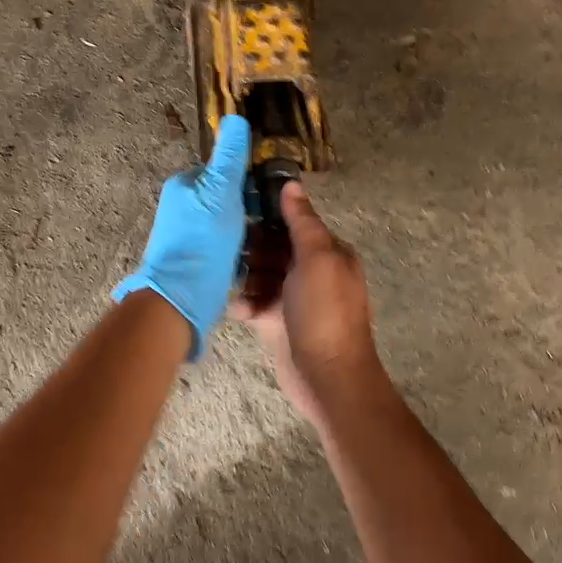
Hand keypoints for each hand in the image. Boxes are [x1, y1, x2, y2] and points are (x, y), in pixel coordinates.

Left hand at [111, 116, 250, 360]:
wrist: (181, 298)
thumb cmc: (203, 240)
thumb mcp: (221, 192)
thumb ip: (229, 157)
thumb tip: (235, 117)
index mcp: (185, 185)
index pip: (223, 171)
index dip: (248, 179)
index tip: (271, 193)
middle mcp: (182, 207)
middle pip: (226, 198)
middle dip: (250, 208)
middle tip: (273, 221)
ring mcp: (186, 236)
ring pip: (227, 224)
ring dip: (247, 231)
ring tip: (268, 243)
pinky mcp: (195, 262)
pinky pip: (224, 248)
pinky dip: (239, 252)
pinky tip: (254, 262)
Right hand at [235, 182, 385, 429]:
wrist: (328, 378)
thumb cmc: (325, 313)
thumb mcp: (317, 258)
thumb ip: (302, 221)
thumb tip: (292, 183)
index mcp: (328, 252)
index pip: (295, 222)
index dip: (269, 215)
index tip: (239, 209)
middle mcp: (312, 270)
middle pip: (274, 246)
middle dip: (253, 248)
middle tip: (233, 251)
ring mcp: (294, 297)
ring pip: (261, 273)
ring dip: (247, 277)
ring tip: (240, 287)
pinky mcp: (277, 321)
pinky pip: (255, 302)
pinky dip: (246, 304)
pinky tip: (241, 311)